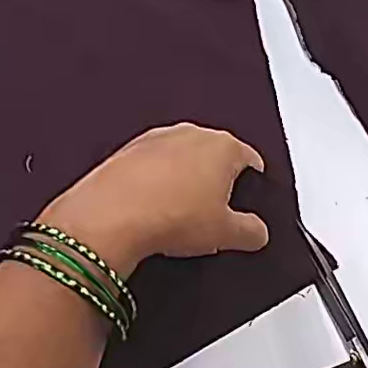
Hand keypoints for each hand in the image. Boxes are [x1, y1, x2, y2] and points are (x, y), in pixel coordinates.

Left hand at [36, 123, 269, 274]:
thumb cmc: (170, 216)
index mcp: (223, 145)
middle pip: (216, 157)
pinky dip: (158, 186)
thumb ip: (252, 231)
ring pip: (183, 161)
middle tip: (218, 215)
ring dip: (186, 183)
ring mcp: (155, 139)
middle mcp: (190, 133)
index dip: (255, 184)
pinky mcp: (126, 152)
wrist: (111, 218)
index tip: (251, 200)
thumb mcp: (228, 234)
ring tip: (184, 218)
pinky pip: (153, 169)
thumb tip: (256, 232)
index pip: (251, 159)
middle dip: (219, 182)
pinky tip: (156, 213)